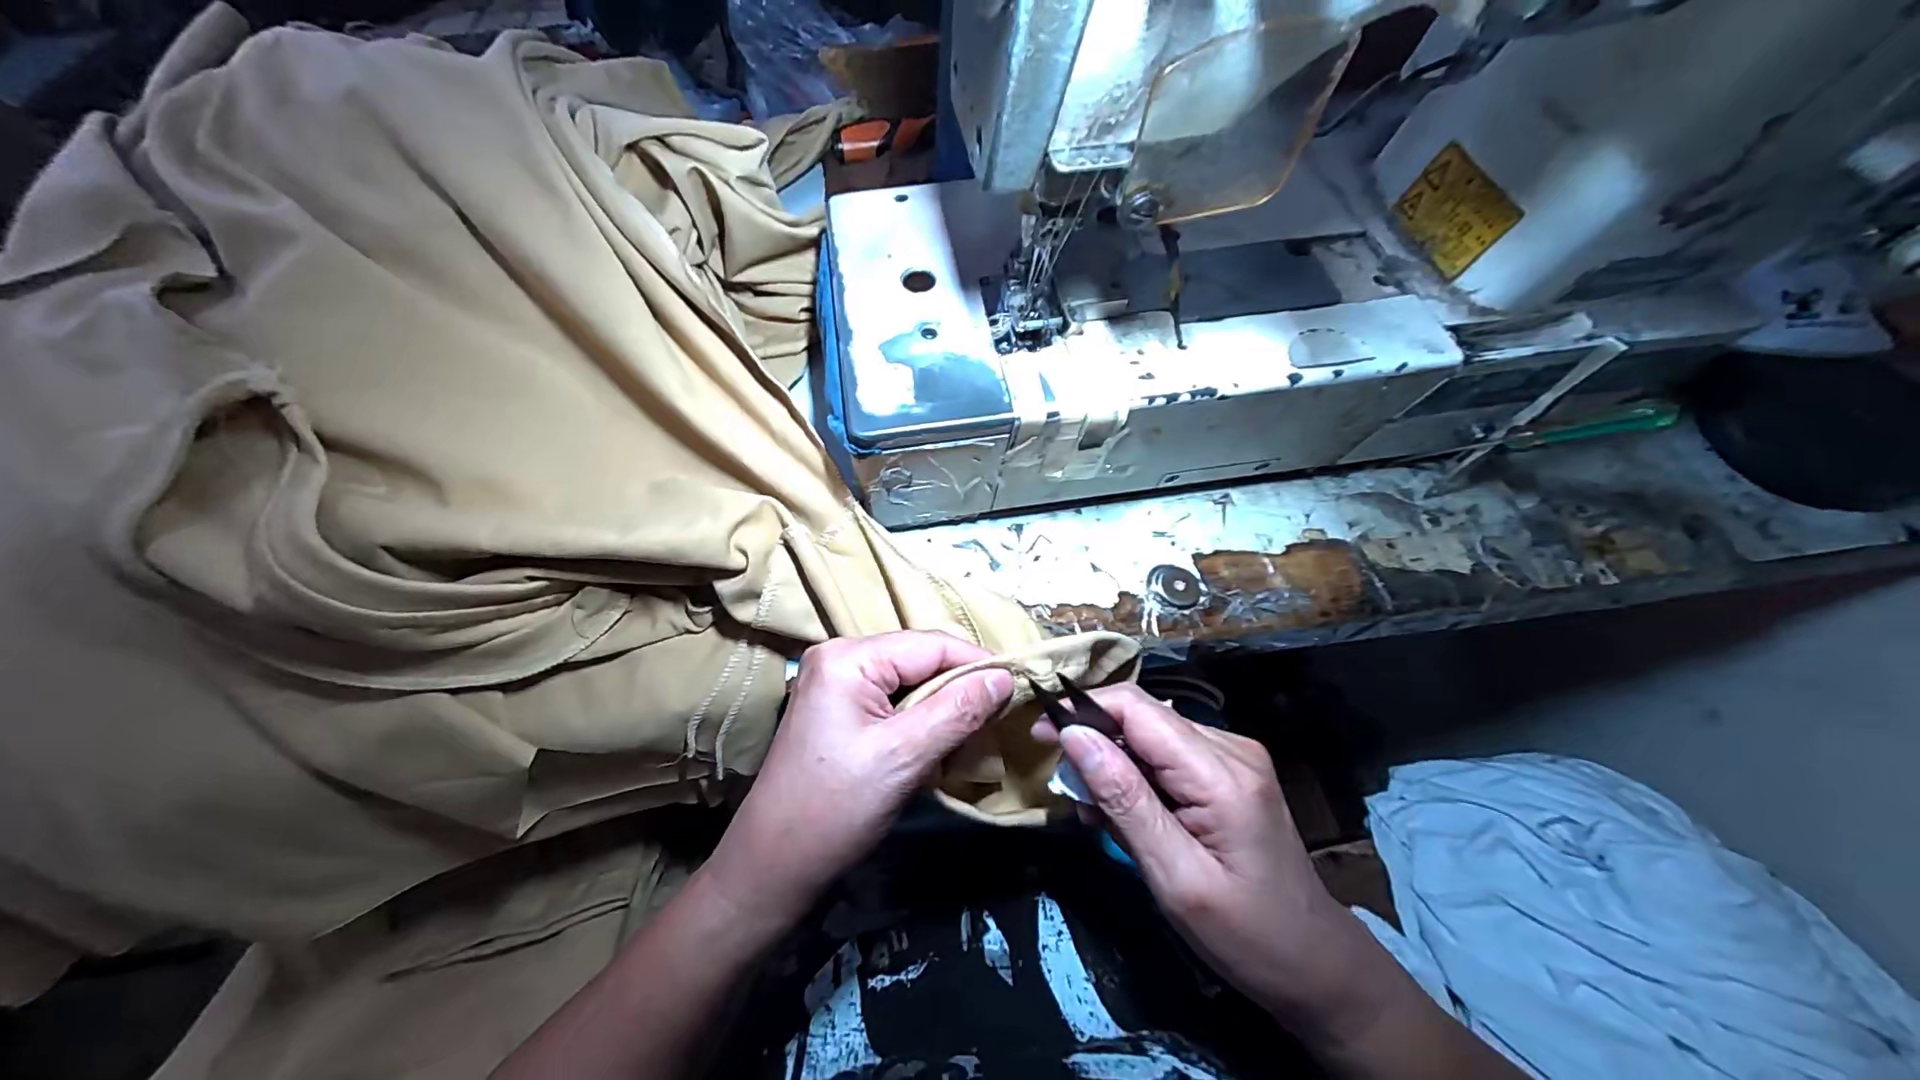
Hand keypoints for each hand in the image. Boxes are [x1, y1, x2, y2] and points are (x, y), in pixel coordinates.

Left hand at [703, 631, 1013, 927]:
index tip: (1019, 689)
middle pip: (921, 658)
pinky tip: (935, 745)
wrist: (773, 866)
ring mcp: (835, 682)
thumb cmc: (835, 810)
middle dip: (960, 688)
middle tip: (998, 718)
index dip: (978, 663)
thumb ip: (958, 710)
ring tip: (970, 736)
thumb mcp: (905, 757)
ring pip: (911, 680)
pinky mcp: (838, 708)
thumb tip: (1005, 676)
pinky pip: (893, 698)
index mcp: (848, 657)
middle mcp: (839, 656)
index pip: (932, 644)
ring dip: (943, 707)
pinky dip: (920, 719)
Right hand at [1044, 685, 1358, 1018]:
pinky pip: (1167, 755)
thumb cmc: (1246, 934)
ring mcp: (1234, 756)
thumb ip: (1124, 801)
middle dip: (1094, 742)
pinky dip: (1136, 777)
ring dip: (1113, 765)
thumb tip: (1074, 736)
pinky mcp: (1230, 770)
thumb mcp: (1174, 876)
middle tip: (1066, 789)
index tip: (1040, 734)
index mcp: (1221, 772)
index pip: (1136, 708)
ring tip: (1096, 814)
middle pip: (1141, 717)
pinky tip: (1126, 815)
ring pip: (1150, 734)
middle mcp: (1230, 747)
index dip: (1082, 709)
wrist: (1315, 964)